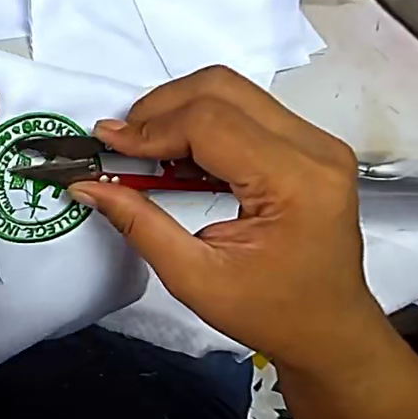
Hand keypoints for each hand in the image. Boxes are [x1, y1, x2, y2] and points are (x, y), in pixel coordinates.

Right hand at [69, 67, 387, 373]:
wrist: (329, 329)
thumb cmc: (271, 312)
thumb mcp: (193, 277)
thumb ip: (138, 224)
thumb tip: (88, 184)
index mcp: (296, 184)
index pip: (210, 124)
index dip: (150, 129)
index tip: (107, 145)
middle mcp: (315, 150)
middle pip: (220, 89)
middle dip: (159, 108)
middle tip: (124, 143)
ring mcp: (315, 141)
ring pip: (229, 89)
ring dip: (176, 109)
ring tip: (145, 147)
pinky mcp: (305, 142)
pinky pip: (240, 106)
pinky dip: (196, 119)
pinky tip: (176, 154)